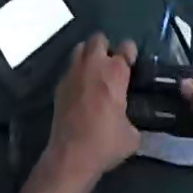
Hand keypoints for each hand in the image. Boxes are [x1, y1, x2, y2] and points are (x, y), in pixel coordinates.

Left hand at [39, 33, 140, 189]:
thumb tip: (128, 117)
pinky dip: (78, 71)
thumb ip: (132, 117)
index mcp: (114, 73)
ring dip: (89, 54)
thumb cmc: (106, 142)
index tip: (132, 62)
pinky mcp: (60, 83)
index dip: (130, 52)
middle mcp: (93, 65)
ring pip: (81, 48)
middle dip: (106, 47)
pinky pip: (71, 67)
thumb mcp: (132, 134)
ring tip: (96, 72)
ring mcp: (73, 71)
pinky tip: (82, 88)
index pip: (126, 46)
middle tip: (112, 65)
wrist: (72, 154)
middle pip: (99, 39)